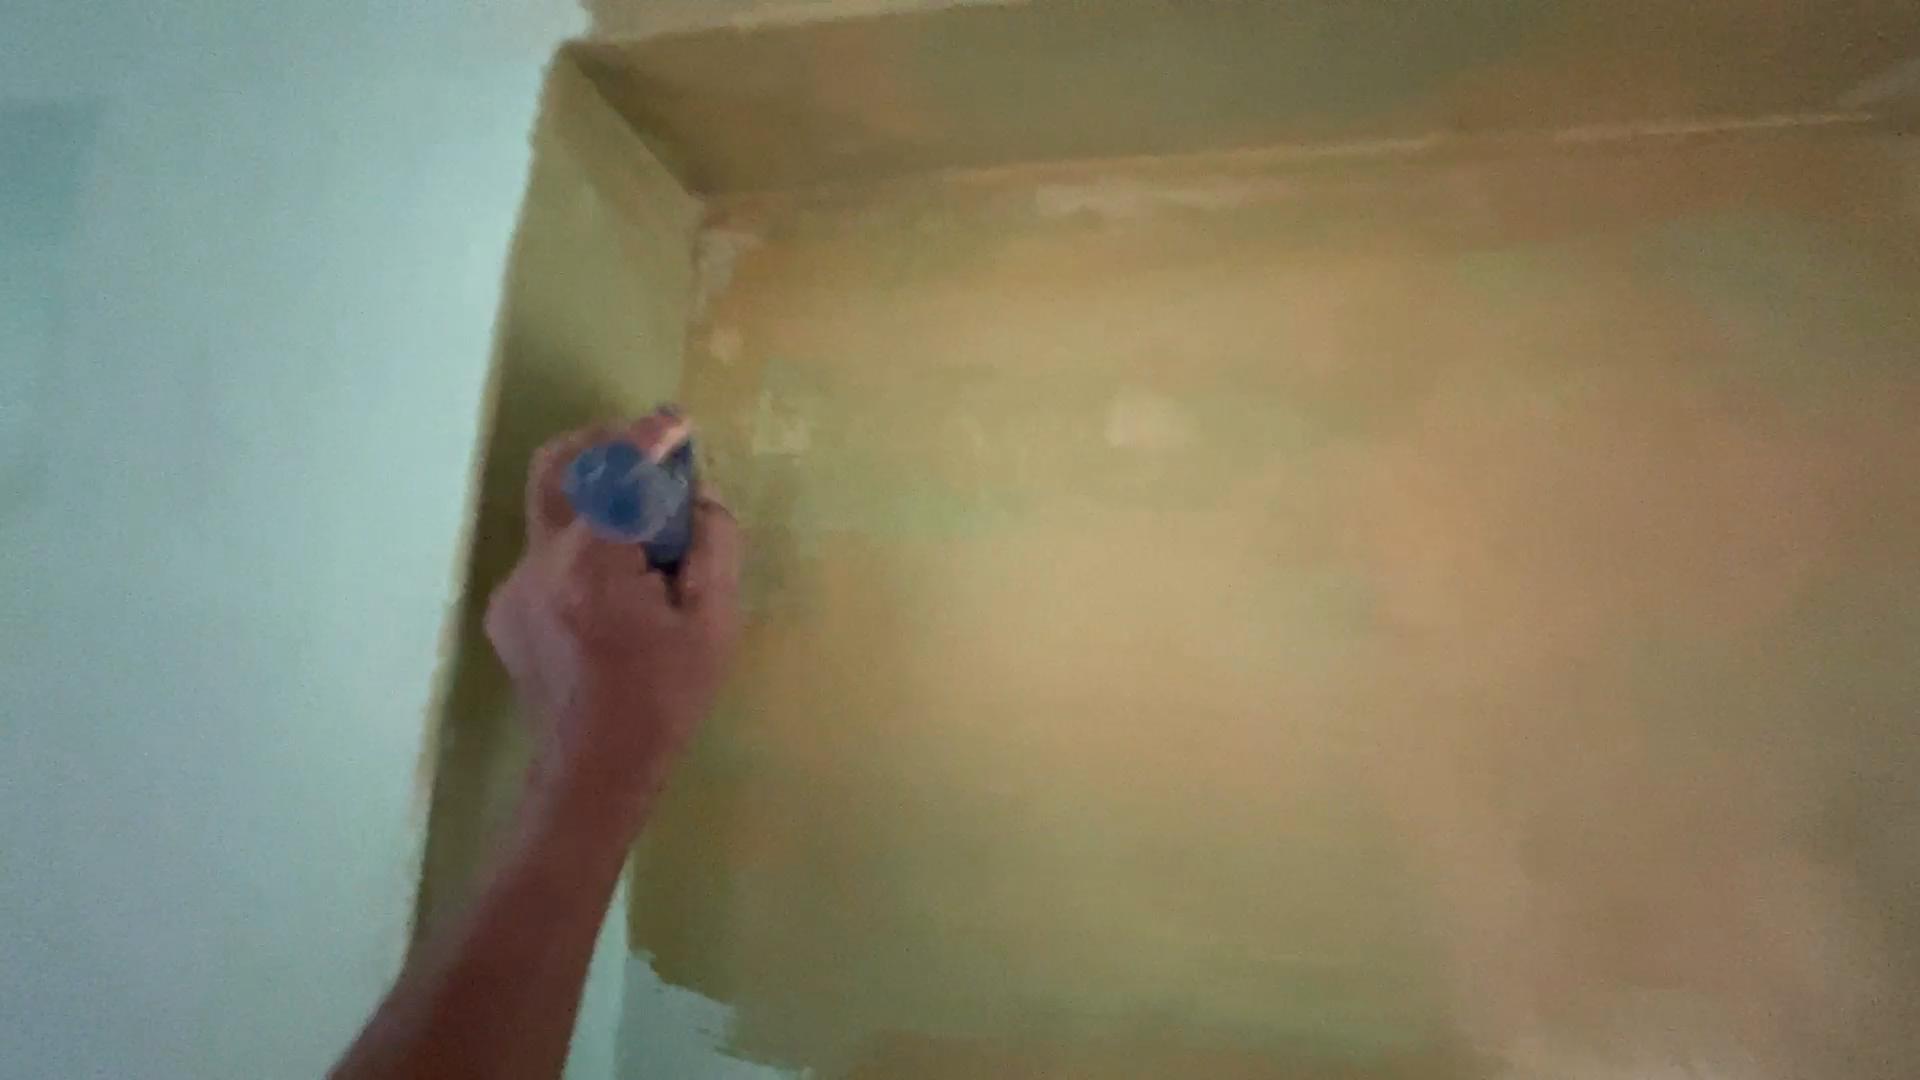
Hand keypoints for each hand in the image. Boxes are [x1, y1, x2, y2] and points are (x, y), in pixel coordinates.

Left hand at [484, 414, 742, 810]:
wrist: (593, 773)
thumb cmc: (664, 701)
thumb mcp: (713, 624)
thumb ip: (714, 548)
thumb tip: (703, 502)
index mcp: (592, 567)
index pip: (614, 474)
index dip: (648, 438)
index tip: (677, 421)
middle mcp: (539, 565)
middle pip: (556, 468)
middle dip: (603, 443)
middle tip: (647, 451)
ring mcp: (515, 587)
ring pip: (553, 508)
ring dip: (600, 493)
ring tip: (648, 522)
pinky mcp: (509, 609)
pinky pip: (552, 549)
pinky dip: (590, 537)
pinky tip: (624, 578)